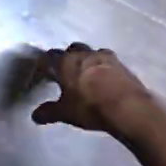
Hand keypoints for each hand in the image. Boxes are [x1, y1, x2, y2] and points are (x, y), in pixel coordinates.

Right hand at [32, 43, 157, 134]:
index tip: (44, 72)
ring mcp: (106, 58)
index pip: (49, 56)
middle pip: (72, 49)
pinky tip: (106, 81)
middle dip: (68, 58)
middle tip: (66, 72)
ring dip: (88, 60)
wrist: (130, 109)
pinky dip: (104, 68)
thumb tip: (35, 116)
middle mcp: (85, 54)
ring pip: (92, 53)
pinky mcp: (123, 65)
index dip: (45, 63)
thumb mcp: (66, 113)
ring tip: (88, 75)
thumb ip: (49, 112)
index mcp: (66, 62)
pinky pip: (109, 62)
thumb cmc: (90, 107)